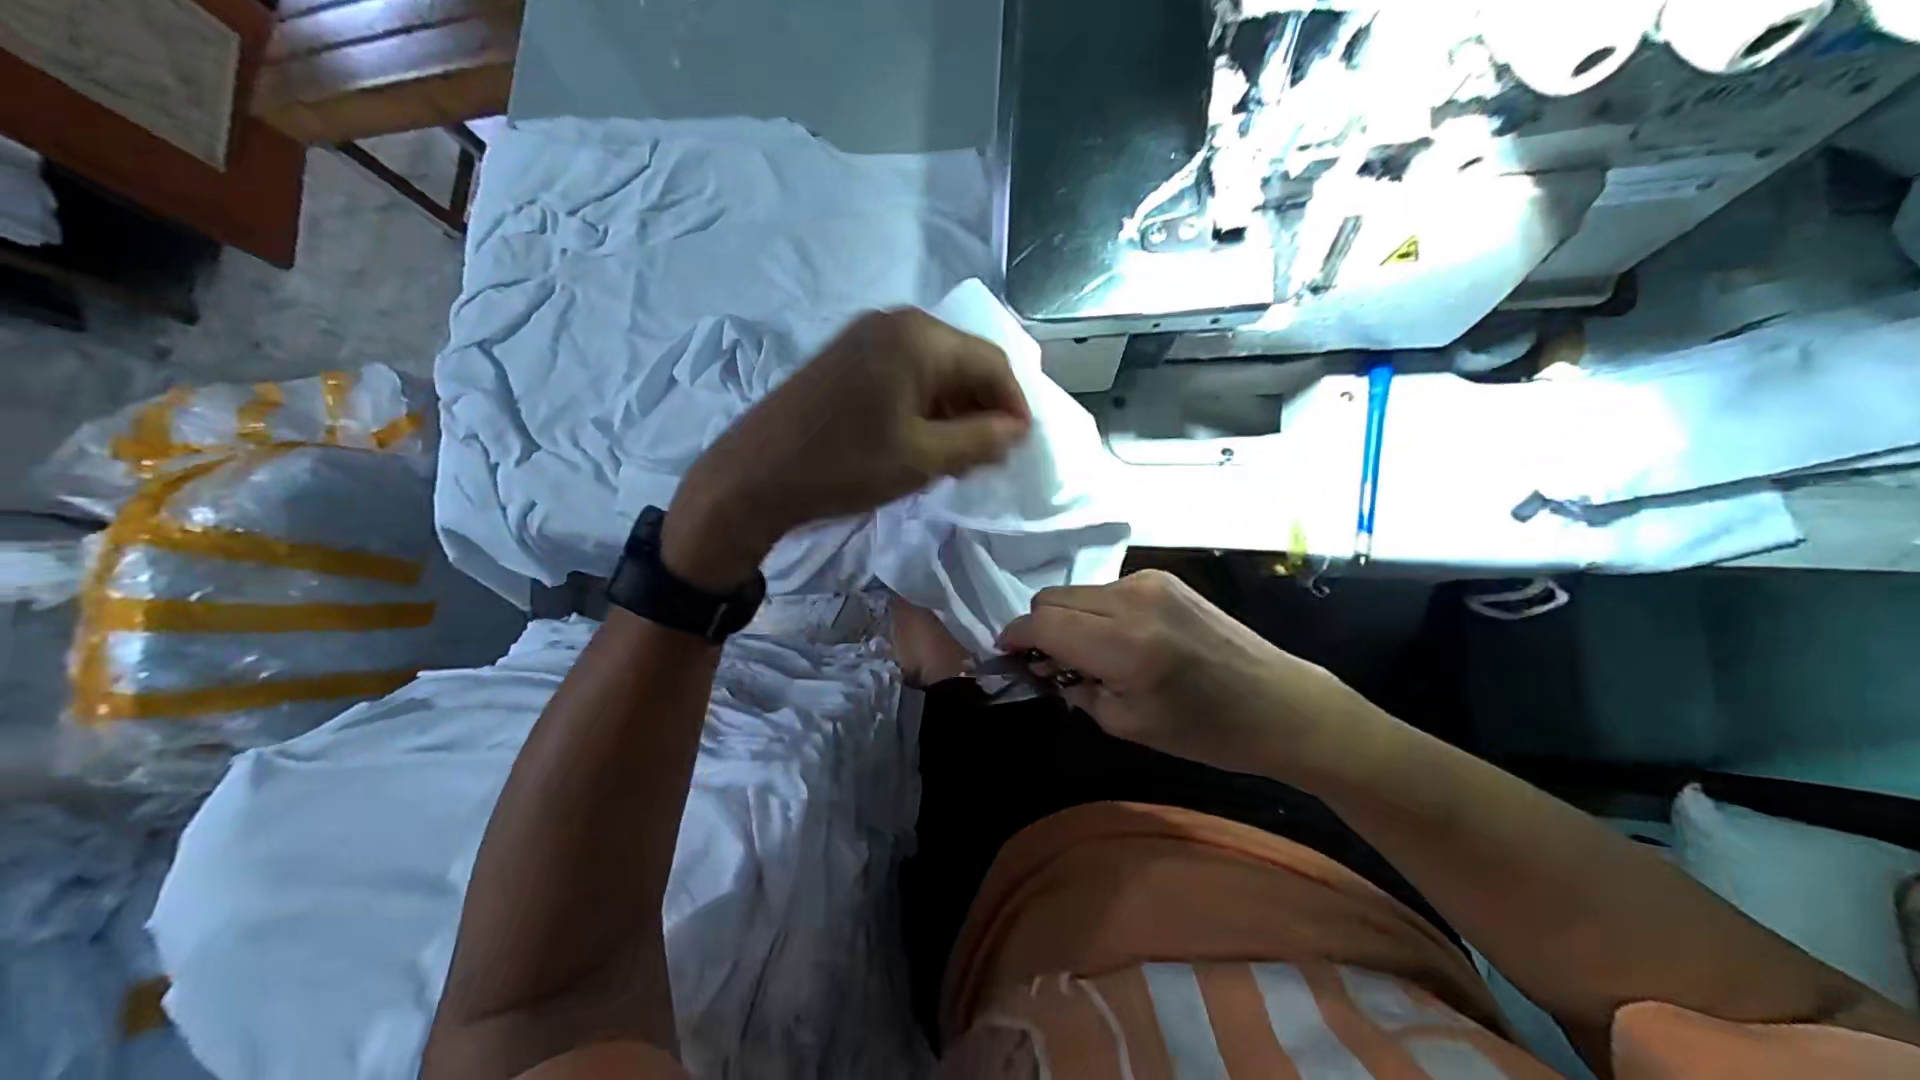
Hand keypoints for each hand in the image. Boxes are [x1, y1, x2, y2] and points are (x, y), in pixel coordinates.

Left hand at [663, 309, 1030, 590]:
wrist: (753, 477)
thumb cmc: (845, 466)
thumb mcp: (924, 458)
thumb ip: (981, 439)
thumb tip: (1016, 429)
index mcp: (920, 337)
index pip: (992, 362)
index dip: (1014, 405)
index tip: (1020, 446)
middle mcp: (895, 322)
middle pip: (963, 360)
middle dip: (983, 407)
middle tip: (988, 456)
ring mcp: (865, 335)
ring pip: (933, 368)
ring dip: (954, 408)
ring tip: (957, 455)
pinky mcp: (844, 356)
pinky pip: (903, 372)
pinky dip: (923, 403)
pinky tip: (921, 438)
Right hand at [996, 570, 1375, 778]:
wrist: (1281, 704)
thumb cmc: (1207, 731)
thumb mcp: (1129, 725)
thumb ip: (1077, 688)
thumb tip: (1047, 667)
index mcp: (1123, 644)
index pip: (1042, 623)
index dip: (1015, 637)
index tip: (1005, 654)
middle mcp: (1132, 599)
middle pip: (1052, 598)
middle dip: (1039, 628)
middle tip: (1049, 663)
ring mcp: (1151, 582)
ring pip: (1078, 591)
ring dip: (1069, 619)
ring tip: (1088, 655)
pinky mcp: (1166, 579)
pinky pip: (1108, 590)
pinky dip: (1097, 612)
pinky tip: (1118, 640)